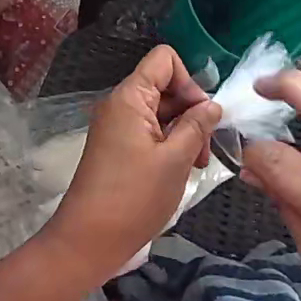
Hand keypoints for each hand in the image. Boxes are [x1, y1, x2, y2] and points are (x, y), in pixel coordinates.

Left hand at [45, 45, 221, 276]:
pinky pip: (149, 132)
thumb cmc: (133, 198)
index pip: (164, 60)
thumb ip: (197, 126)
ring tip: (197, 165)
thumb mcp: (175, 160)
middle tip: (205, 150)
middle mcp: (119, 105)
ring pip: (160, 112)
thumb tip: (212, 105)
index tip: (201, 116)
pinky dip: (169, 145)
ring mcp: (116, 127)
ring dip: (184, 132)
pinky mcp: (116, 148)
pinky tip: (181, 170)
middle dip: (191, 111)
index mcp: (129, 98)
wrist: (88, 240)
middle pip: (165, 87)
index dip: (190, 81)